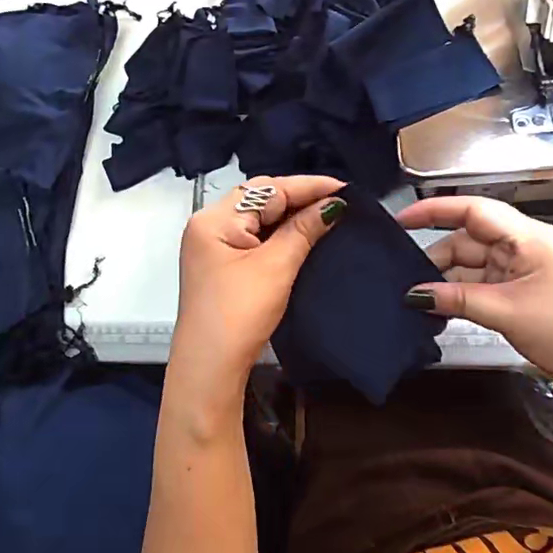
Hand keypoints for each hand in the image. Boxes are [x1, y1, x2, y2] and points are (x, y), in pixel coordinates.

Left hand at [171, 176, 346, 389]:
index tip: (345, 189)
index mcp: (213, 220)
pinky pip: (253, 238)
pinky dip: (278, 235)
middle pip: (258, 199)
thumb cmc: (239, 315)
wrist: (210, 366)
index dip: (307, 187)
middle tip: (339, 202)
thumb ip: (303, 230)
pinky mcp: (220, 265)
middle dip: (298, 198)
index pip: (265, 189)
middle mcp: (208, 226)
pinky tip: (303, 236)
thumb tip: (332, 205)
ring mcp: (212, 247)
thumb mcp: (275, 267)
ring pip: (257, 218)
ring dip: (290, 217)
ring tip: (327, 215)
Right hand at [396, 195, 552, 398]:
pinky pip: (481, 283)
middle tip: (407, 281)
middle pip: (469, 239)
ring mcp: (524, 269)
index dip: (435, 210)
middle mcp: (526, 247)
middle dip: (437, 258)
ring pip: (472, 264)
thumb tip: (414, 295)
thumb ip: (456, 299)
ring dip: (446, 280)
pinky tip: (440, 307)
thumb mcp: (507, 312)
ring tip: (420, 300)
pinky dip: (460, 294)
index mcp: (531, 238)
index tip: (402, 219)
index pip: (475, 211)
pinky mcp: (522, 291)